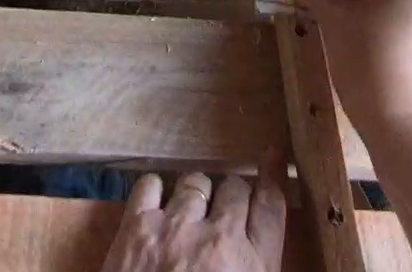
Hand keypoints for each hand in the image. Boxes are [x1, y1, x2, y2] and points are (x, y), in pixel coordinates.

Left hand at [100, 167, 286, 271]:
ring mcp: (177, 227)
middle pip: (234, 187)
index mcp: (254, 266)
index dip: (274, 172)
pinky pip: (151, 184)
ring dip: (195, 196)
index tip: (274, 151)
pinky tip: (155, 207)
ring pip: (195, 181)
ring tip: (187, 216)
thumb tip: (253, 240)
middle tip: (219, 215)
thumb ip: (257, 265)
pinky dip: (154, 192)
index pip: (271, 204)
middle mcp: (220, 238)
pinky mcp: (137, 227)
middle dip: (229, 197)